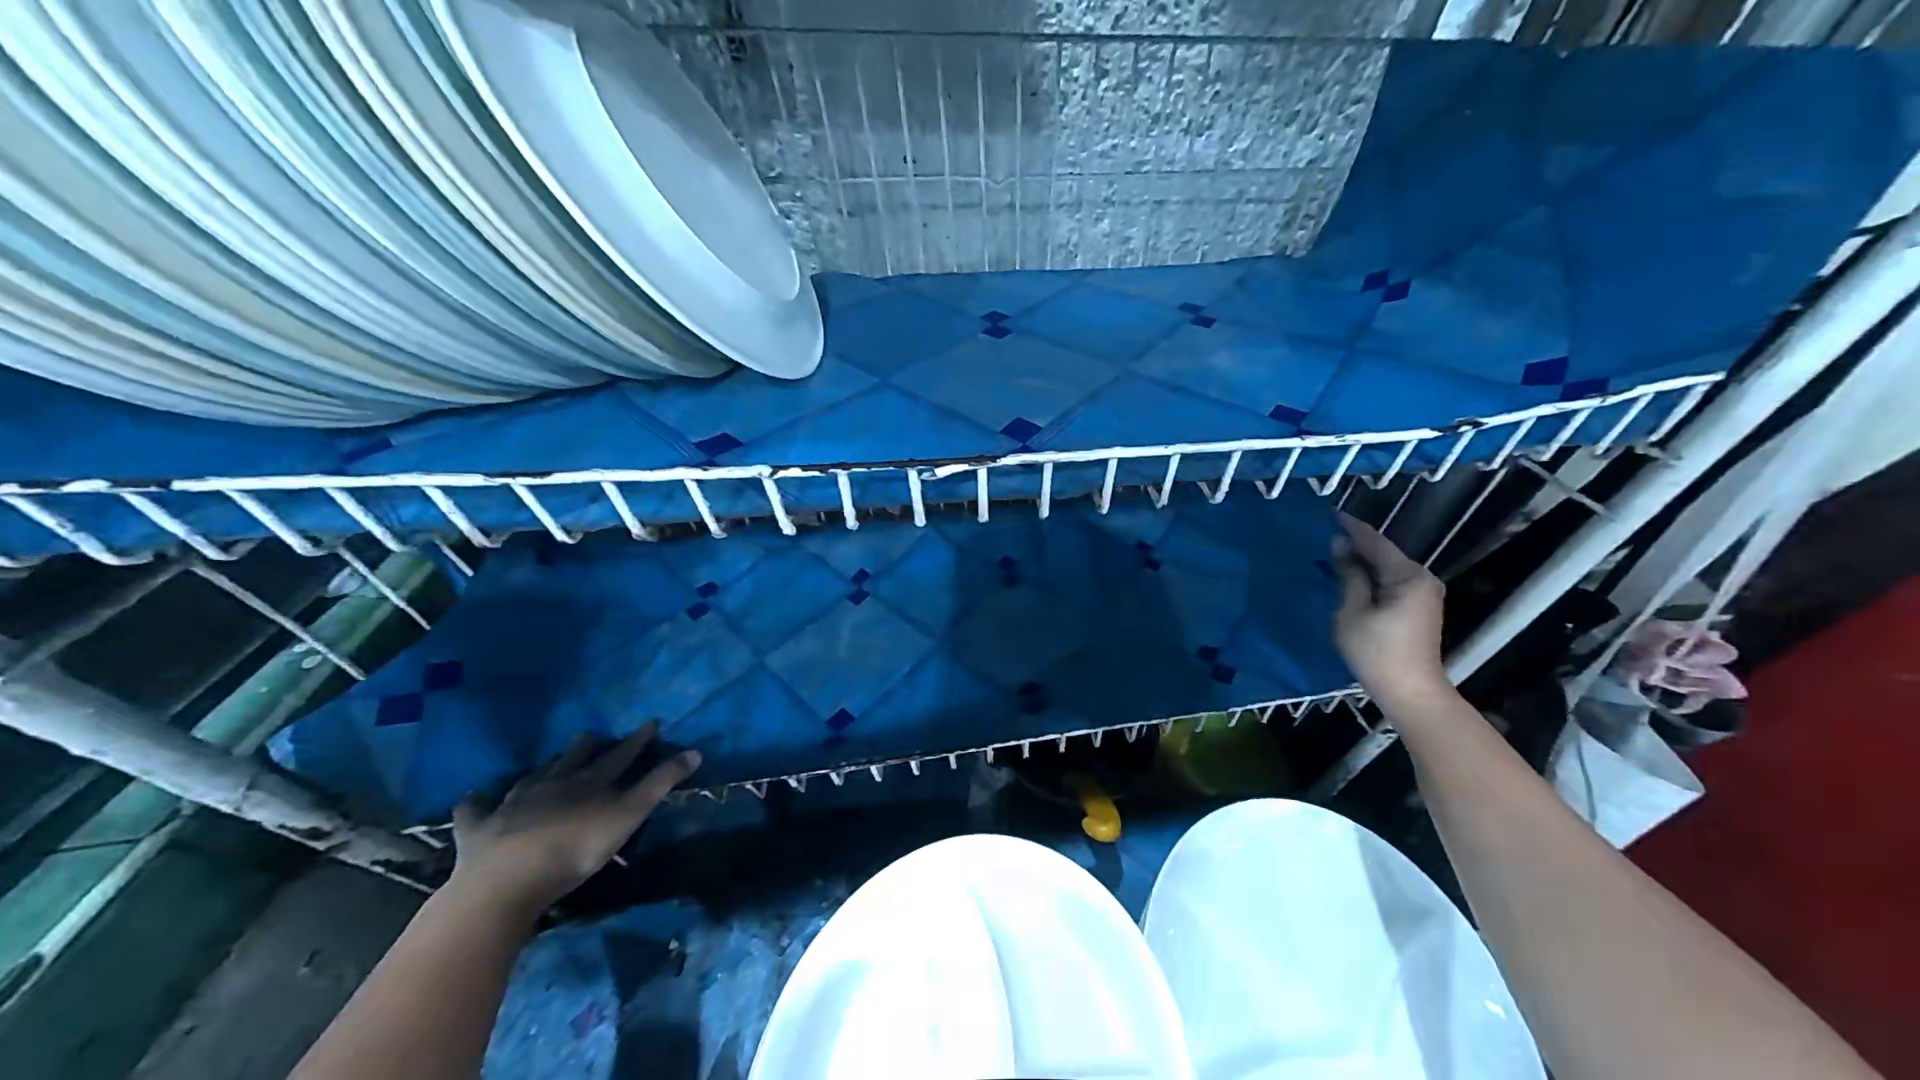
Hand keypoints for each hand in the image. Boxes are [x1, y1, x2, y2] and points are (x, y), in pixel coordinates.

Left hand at [448, 724, 699, 915]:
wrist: (509, 878)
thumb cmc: (576, 847)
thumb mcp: (629, 816)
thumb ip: (660, 784)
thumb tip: (695, 752)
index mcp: (589, 782)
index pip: (620, 755)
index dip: (637, 740)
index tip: (650, 722)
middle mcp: (552, 783)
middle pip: (572, 760)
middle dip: (584, 747)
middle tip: (588, 734)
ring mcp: (513, 803)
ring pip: (531, 777)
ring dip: (542, 768)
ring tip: (548, 762)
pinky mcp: (479, 827)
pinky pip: (475, 809)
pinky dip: (476, 802)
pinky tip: (473, 797)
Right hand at [1331, 513, 1450, 709]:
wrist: (1410, 692)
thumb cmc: (1377, 652)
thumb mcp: (1352, 612)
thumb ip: (1349, 576)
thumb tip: (1340, 545)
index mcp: (1408, 576)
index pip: (1375, 542)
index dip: (1350, 527)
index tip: (1327, 513)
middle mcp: (1422, 578)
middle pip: (1383, 552)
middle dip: (1355, 543)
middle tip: (1322, 533)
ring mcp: (1424, 593)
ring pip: (1387, 567)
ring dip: (1362, 560)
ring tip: (1331, 551)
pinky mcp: (1419, 607)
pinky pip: (1391, 581)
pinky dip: (1371, 575)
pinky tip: (1349, 575)